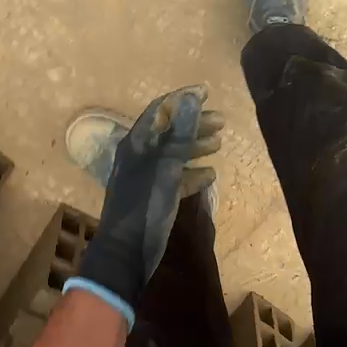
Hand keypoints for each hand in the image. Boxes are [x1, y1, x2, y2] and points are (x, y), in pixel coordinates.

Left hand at [70, 85, 223, 319]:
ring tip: (219, 144)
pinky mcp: (154, 196)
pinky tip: (210, 175)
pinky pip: (175, 177)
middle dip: (195, 123)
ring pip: (174, 153)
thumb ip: (180, 132)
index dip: (183, 98)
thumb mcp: (166, 166)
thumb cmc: (145, 204)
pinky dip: (192, 173)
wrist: (126, 253)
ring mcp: (147, 176)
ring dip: (195, 146)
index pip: (161, 109)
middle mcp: (140, 155)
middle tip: (221, 122)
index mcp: (138, 143)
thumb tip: (191, 97)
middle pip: (170, 130)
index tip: (206, 92)